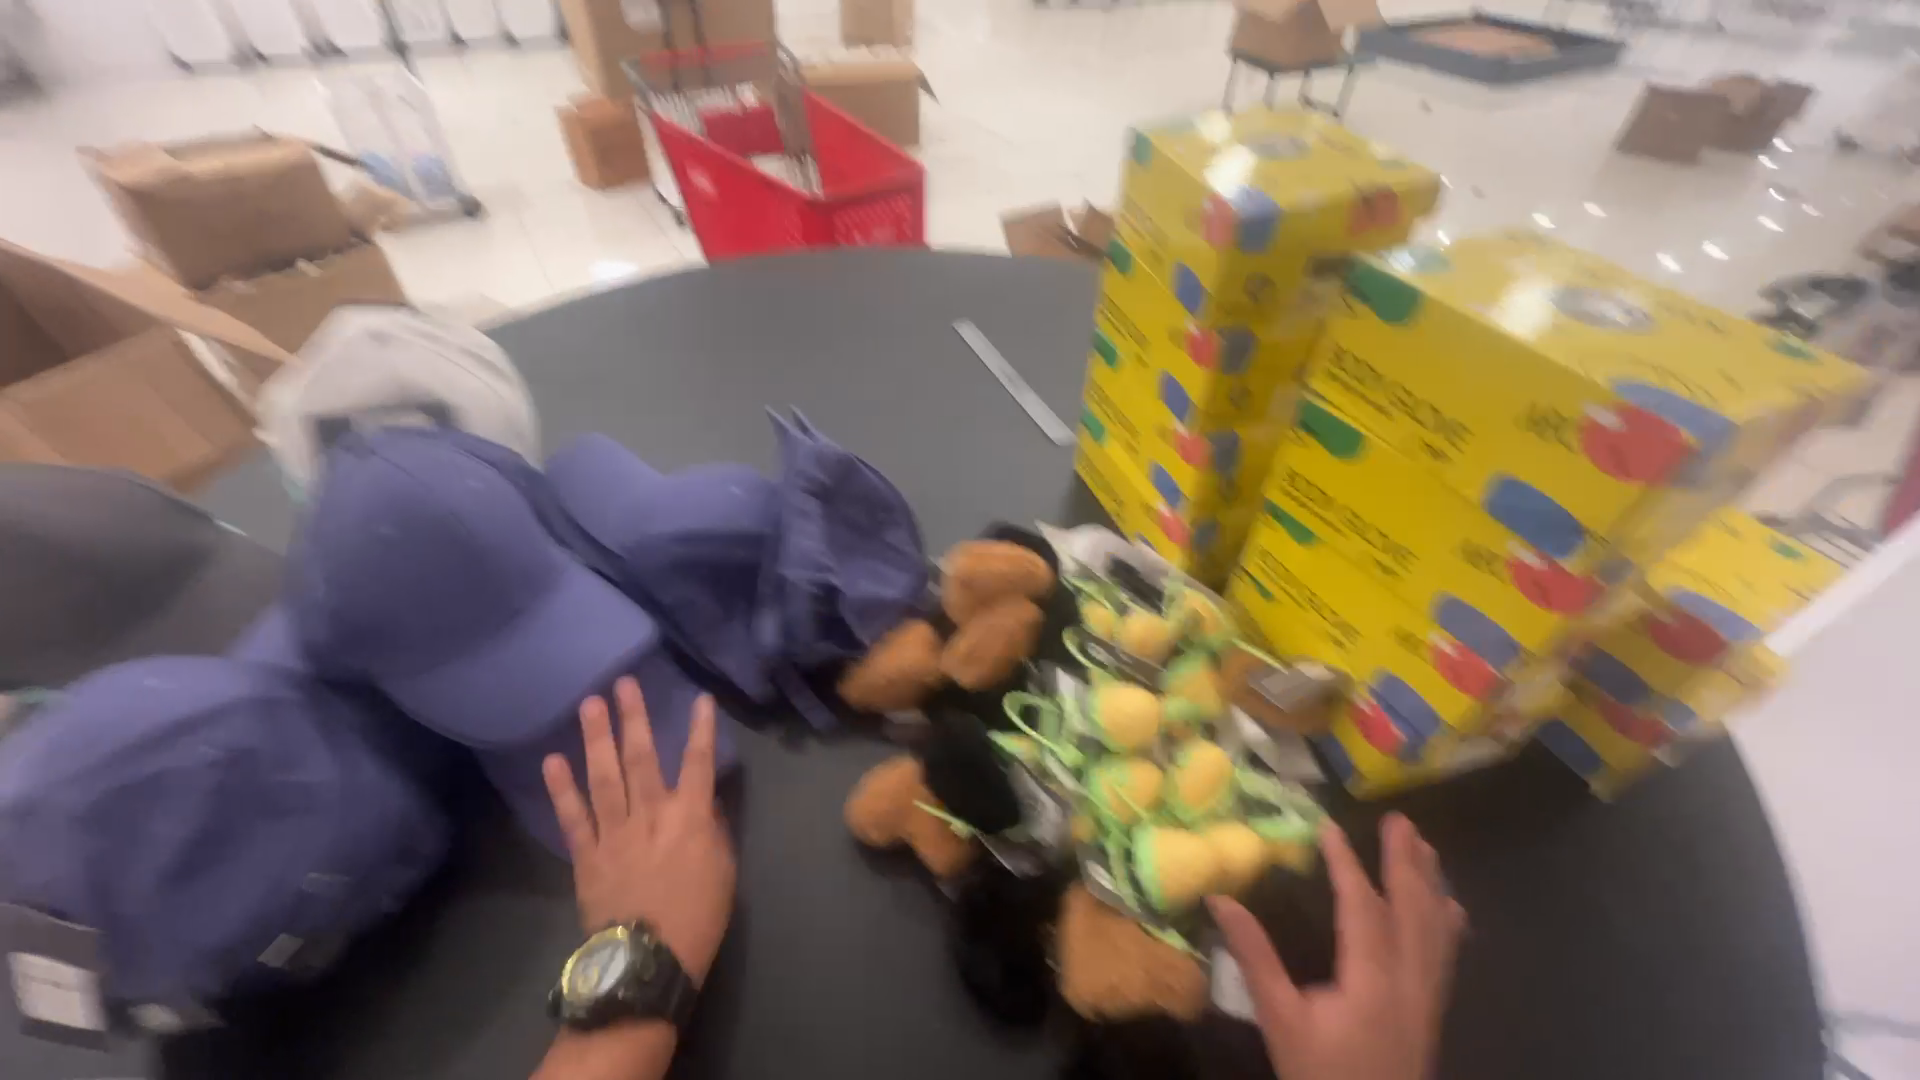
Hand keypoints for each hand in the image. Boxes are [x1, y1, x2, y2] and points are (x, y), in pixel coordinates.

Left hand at [542, 678, 736, 985]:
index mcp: (691, 817)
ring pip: (604, 776)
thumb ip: (715, 830)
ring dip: (597, 738)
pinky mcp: (587, 854)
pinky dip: (562, 788)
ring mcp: (614, 832)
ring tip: (590, 704)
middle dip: (634, 718)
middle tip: (624, 683)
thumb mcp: (724, 870)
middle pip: (641, 757)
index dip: (701, 728)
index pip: (699, 761)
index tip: (699, 698)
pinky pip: (573, 816)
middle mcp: (651, 814)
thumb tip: (705, 805)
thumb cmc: (698, 915)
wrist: (647, 962)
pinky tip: (554, 759)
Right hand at [1211, 814, 1465, 1079]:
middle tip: (1400, 821)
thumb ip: (1254, 958)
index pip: (1364, 911)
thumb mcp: (1279, 1020)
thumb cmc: (1319, 1074)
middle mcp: (1408, 985)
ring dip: (1430, 884)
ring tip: (1425, 846)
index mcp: (1371, 984)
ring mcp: (1426, 1000)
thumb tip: (1221, 899)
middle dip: (1406, 863)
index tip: (1329, 828)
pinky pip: (1446, 957)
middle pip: (1413, 913)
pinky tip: (1449, 907)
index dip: (1348, 867)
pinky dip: (1447, 923)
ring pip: (1436, 932)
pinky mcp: (1430, 1013)